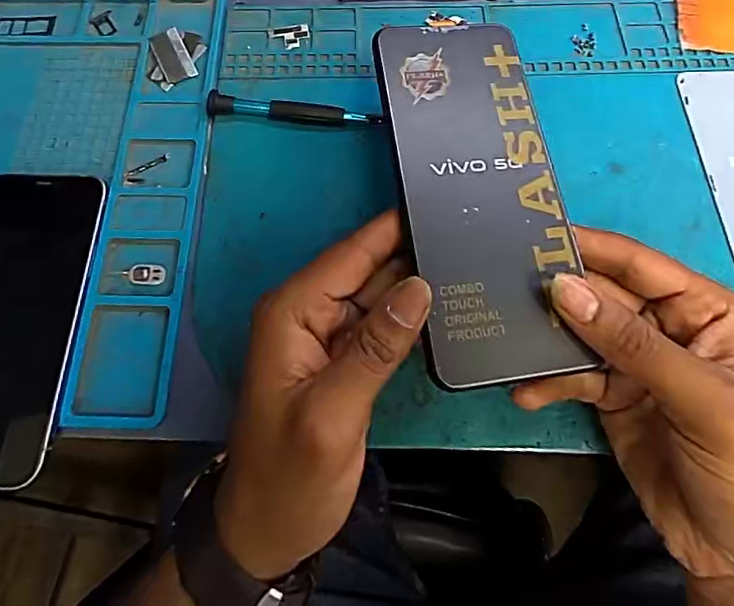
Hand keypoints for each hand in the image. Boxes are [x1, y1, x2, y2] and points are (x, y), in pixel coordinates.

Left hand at [214, 211, 430, 579]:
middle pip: (367, 268)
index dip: (392, 228)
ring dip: (414, 284)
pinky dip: (408, 317)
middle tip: (465, 236)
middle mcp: (308, 313)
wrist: (268, 532)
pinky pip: (380, 324)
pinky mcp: (343, 358)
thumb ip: (374, 349)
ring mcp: (327, 335)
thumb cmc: (287, 478)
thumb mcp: (331, 415)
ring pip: (378, 294)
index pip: (349, 253)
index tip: (435, 202)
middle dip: (411, 253)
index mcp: (292, 311)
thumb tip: (418, 288)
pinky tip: (442, 310)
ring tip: (465, 264)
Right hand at [513, 228, 733, 604]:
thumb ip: (632, 343)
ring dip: (549, 338)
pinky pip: (574, 374)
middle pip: (603, 295)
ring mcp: (640, 364)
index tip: (537, 234)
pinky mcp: (615, 398)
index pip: (640, 265)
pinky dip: (550, 380)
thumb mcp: (705, 403)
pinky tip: (528, 389)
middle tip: (507, 287)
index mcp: (707, 312)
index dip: (591, 247)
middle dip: (559, 293)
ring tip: (511, 338)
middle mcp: (670, 328)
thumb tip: (563, 288)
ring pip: (582, 332)